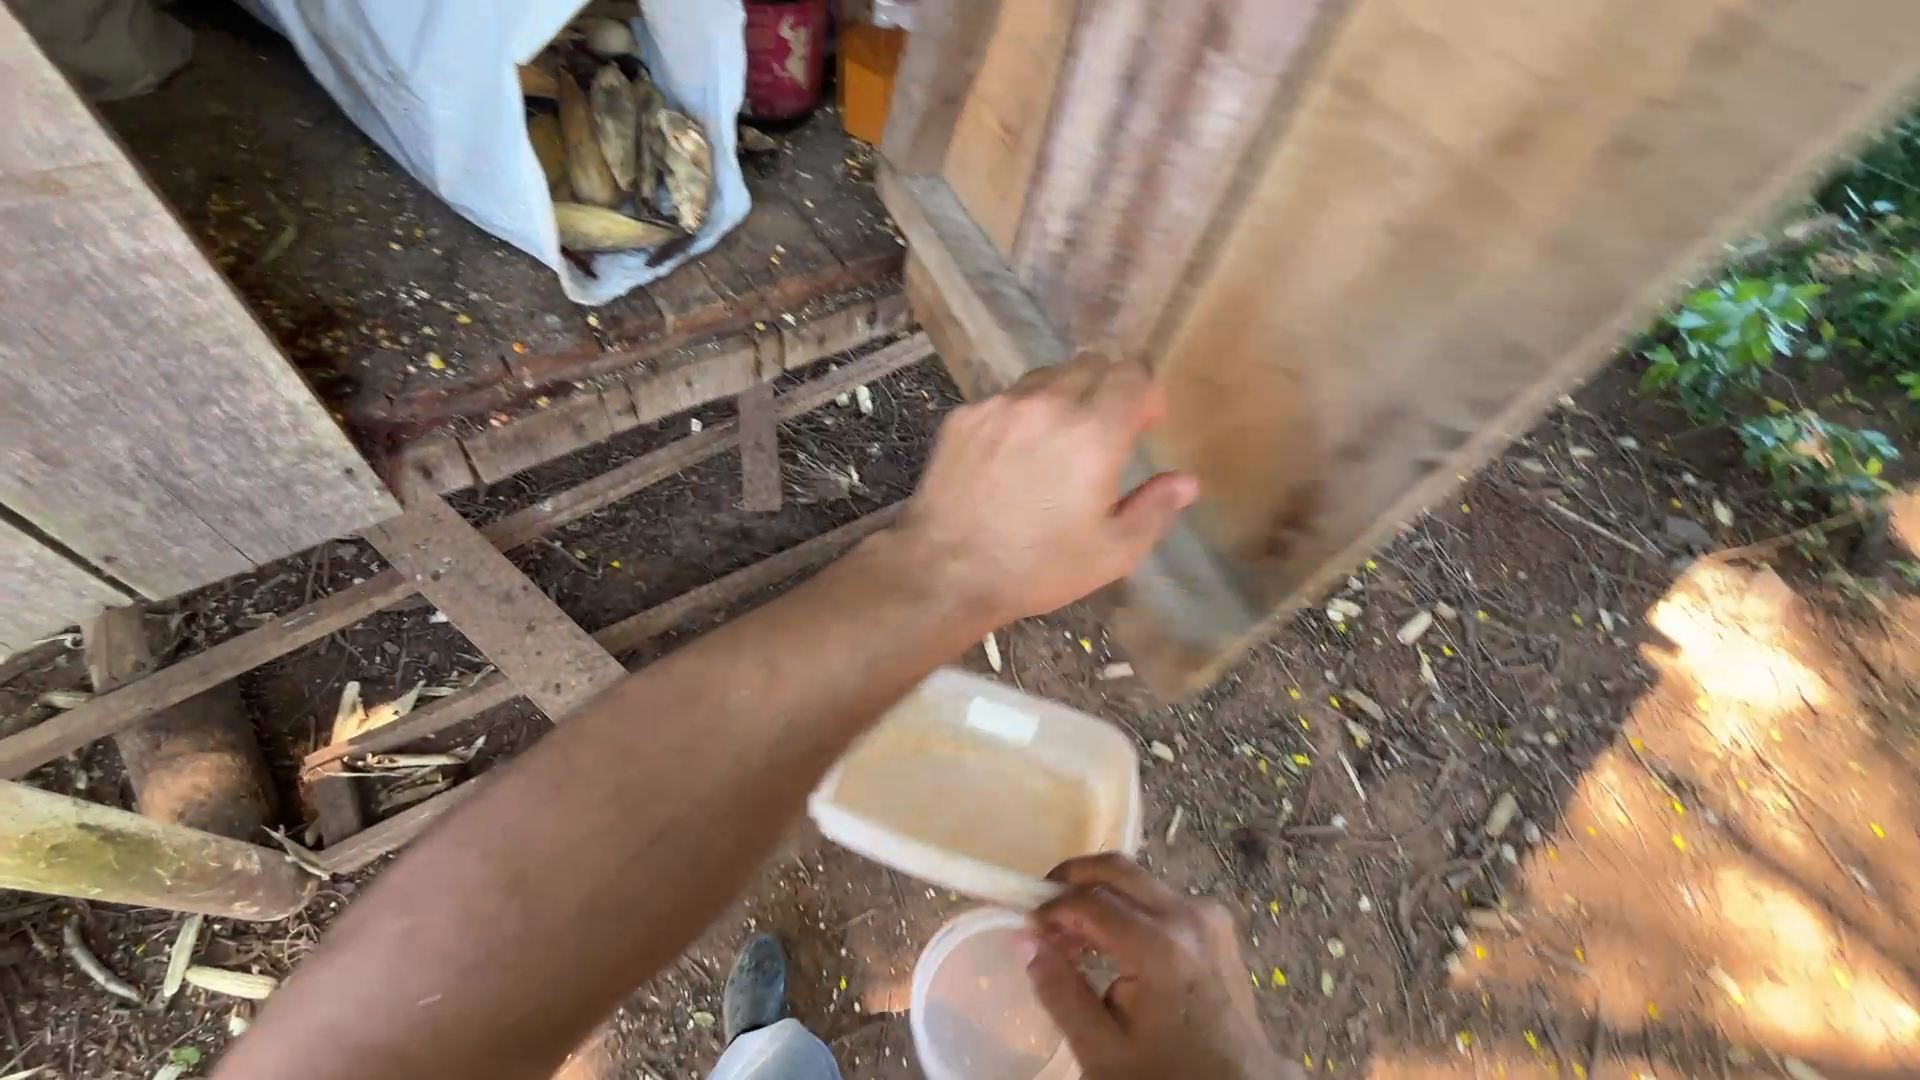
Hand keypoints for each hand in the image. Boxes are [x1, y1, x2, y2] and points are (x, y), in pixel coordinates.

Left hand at [899, 355, 1197, 628]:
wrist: (946, 572)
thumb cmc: (1037, 568)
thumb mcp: (1112, 553)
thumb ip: (1154, 509)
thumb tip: (1186, 481)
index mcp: (1094, 432)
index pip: (1133, 375)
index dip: (1146, 394)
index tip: (1145, 422)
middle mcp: (1048, 403)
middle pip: (1092, 364)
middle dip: (1107, 389)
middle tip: (1104, 432)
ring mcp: (999, 406)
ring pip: (1046, 376)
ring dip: (1063, 396)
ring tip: (1057, 441)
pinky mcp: (963, 416)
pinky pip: (1004, 398)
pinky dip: (1020, 414)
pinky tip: (1012, 455)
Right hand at [1026, 855, 1297, 1079]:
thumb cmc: (1165, 1074)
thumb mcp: (1102, 1050)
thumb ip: (1060, 990)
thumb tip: (1025, 938)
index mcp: (1159, 948)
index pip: (1089, 901)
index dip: (1051, 908)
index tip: (1028, 925)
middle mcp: (1186, 916)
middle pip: (1116, 869)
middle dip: (1073, 879)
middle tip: (1045, 907)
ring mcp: (1207, 914)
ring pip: (1138, 878)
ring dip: (1100, 892)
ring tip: (1075, 932)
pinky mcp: (1216, 922)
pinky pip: (1160, 895)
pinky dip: (1128, 904)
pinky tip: (1113, 939)